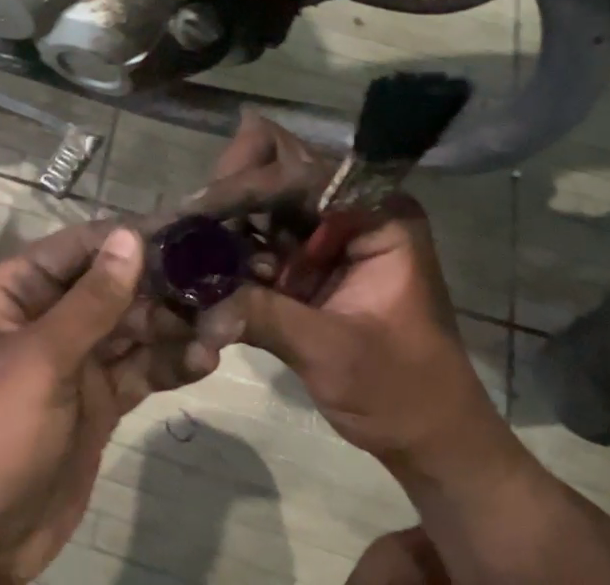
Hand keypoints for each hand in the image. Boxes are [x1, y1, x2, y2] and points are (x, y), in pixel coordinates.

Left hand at [0, 221, 239, 584]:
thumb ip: (91, 301)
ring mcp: (73, 360)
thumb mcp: (40, 360)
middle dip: (164, 284)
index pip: (81, 246)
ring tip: (225, 324)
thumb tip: (129, 236)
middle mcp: (45, 316)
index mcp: (15, 291)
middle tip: (225, 283)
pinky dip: (169, 363)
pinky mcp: (96, 401)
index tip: (193, 228)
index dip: (132, 236)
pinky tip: (205, 360)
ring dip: (175, 325)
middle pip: (113, 285)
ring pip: (132, 327)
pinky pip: (138, 370)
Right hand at [190, 115, 513, 475]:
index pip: (304, 172)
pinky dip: (228, 250)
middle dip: (230, 191)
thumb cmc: (402, 392)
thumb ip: (266, 316)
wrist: (429, 441)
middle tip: (184, 219)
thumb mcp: (333, 353)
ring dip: (223, 220)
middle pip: (278, 169)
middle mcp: (350, 212)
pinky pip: (258, 240)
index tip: (199, 209)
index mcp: (376, 216)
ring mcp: (325, 237)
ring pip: (261, 201)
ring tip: (181, 241)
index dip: (249, 184)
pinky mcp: (305, 266)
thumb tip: (199, 306)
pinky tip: (196, 265)